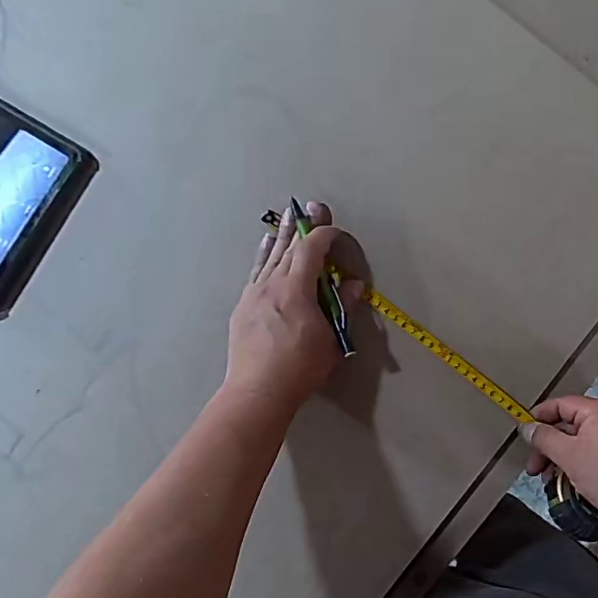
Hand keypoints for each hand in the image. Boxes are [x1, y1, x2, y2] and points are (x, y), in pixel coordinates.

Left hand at [223, 201, 364, 412]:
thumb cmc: (299, 369)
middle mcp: (271, 285)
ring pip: (269, 257)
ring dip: (281, 236)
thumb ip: (341, 308)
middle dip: (302, 227)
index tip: (335, 231)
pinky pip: (256, 272)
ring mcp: (253, 294)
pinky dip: (264, 256)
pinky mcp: (243, 307)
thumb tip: (353, 285)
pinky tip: (265, 248)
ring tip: (286, 217)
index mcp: (296, 290)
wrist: (257, 391)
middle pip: (288, 248)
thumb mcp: (330, 340)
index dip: (324, 236)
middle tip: (309, 207)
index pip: (311, 251)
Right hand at [520, 396, 597, 536]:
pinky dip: (582, 460)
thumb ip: (543, 438)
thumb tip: (527, 427)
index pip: (560, 404)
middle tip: (536, 468)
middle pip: (571, 423)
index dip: (538, 418)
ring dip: (563, 456)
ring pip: (583, 439)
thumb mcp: (568, 457)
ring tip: (552, 479)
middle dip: (549, 445)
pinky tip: (574, 480)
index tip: (524, 438)